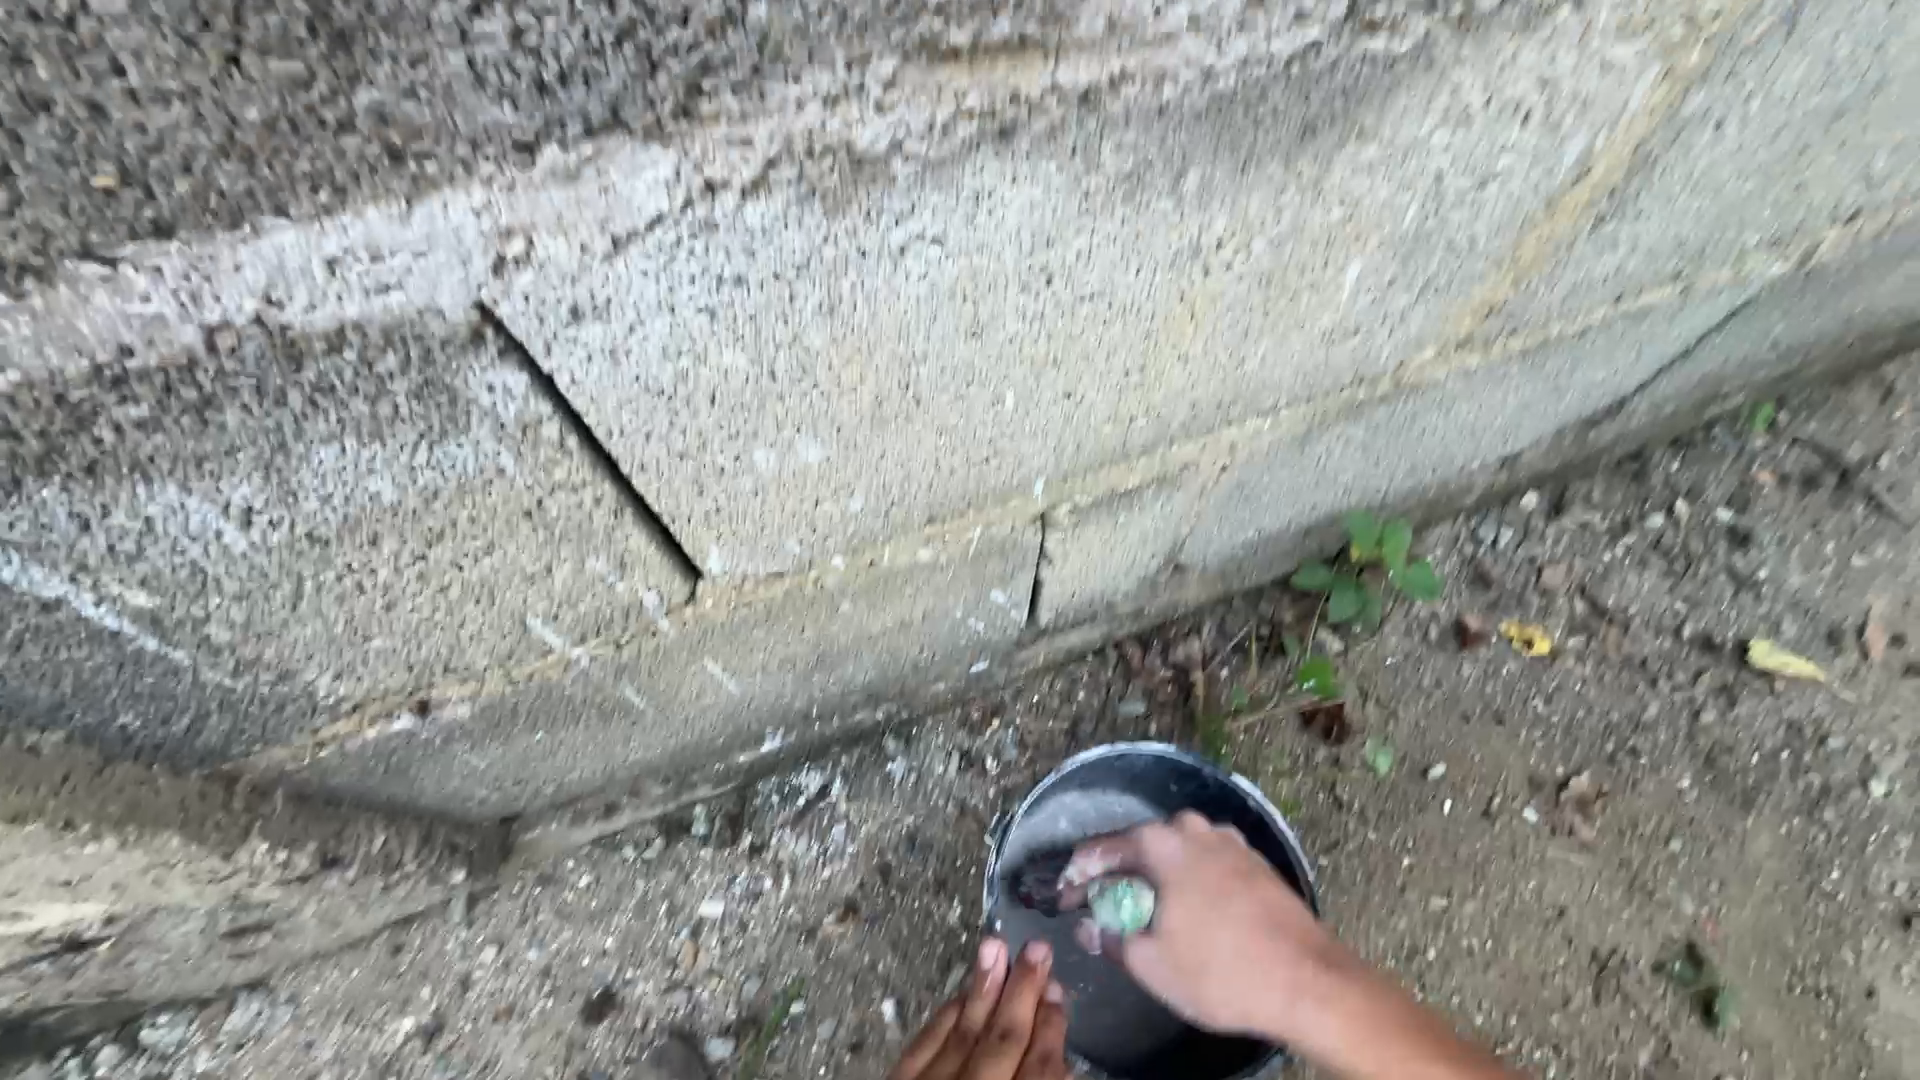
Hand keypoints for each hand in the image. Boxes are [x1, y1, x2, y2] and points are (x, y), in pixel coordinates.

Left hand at [887, 937, 1069, 1079]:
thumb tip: (1063, 1056)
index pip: (1038, 1075)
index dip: (1051, 1031)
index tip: (1059, 991)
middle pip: (1002, 1042)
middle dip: (1022, 993)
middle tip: (1038, 948)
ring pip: (962, 1033)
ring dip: (982, 988)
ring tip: (996, 944)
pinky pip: (924, 1043)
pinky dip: (947, 1015)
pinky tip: (963, 989)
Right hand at [1061, 810, 1342, 1040]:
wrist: (1310, 983)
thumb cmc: (1222, 972)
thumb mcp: (1152, 964)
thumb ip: (1110, 937)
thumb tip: (1087, 923)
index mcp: (1160, 841)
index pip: (1101, 849)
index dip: (1078, 875)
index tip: (1066, 897)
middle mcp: (1192, 827)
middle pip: (1139, 845)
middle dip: (1117, 873)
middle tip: (1102, 904)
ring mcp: (1227, 839)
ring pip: (1176, 852)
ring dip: (1155, 874)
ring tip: (1146, 908)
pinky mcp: (1254, 859)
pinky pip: (1205, 861)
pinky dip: (1189, 878)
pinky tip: (1189, 908)